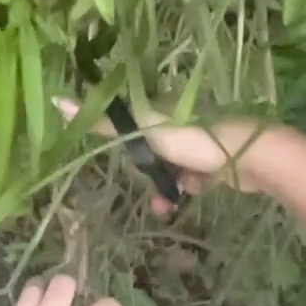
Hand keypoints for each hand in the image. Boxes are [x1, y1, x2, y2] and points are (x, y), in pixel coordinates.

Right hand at [54, 97, 279, 212]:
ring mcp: (197, 141)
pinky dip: (189, 187)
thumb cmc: (193, 138)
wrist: (251, 155)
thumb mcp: (142, 128)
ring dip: (165, 186)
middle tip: (144, 188)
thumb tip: (54, 99)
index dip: (119, 140)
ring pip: (170, 166)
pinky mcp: (215, 161)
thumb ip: (102, 120)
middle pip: (148, 147)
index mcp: (157, 107)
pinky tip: (192, 194)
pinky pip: (193, 176)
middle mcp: (176, 121)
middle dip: (145, 170)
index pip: (127, 121)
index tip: (116, 159)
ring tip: (165, 206)